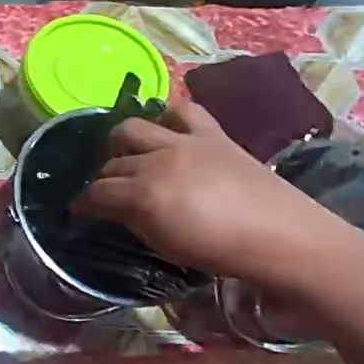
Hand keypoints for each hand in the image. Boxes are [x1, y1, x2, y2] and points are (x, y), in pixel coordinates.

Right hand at [74, 99, 363, 292]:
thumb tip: (117, 209)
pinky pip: (182, 110)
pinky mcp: (211, 133)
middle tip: (105, 190)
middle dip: (101, 177)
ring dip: (121, 142)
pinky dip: (168, 116)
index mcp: (143, 196)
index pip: (96, 193)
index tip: (79, 210)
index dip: (82, 203)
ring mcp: (184, 142)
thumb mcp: (165, 245)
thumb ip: (135, 221)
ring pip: (132, 127)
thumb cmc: (221, 253)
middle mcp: (157, 161)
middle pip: (112, 163)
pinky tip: (165, 129)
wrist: (283, 238)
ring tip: (126, 154)